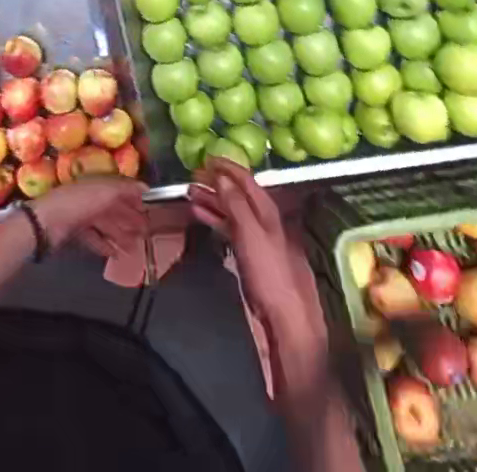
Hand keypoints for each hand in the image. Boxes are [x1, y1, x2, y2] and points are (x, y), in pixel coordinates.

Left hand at [24, 176, 146, 255]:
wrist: (46, 222)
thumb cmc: (78, 203)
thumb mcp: (104, 192)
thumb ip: (125, 189)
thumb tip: (145, 187)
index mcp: (96, 184)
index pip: (119, 189)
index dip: (134, 198)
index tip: (150, 209)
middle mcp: (89, 198)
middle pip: (113, 208)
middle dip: (130, 219)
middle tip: (146, 233)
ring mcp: (80, 215)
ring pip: (105, 225)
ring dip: (120, 236)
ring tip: (134, 248)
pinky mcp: (73, 231)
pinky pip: (93, 238)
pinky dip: (104, 245)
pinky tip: (115, 254)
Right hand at [188, 159, 330, 396]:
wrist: (286, 319)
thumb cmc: (270, 274)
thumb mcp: (251, 234)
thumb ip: (236, 204)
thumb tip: (221, 176)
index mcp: (267, 211)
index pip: (246, 179)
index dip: (227, 167)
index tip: (206, 157)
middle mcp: (264, 219)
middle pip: (238, 193)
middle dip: (215, 182)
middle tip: (192, 175)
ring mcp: (258, 237)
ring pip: (232, 210)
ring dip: (212, 200)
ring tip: (190, 193)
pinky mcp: (251, 254)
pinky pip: (229, 227)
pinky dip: (215, 218)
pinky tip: (200, 216)